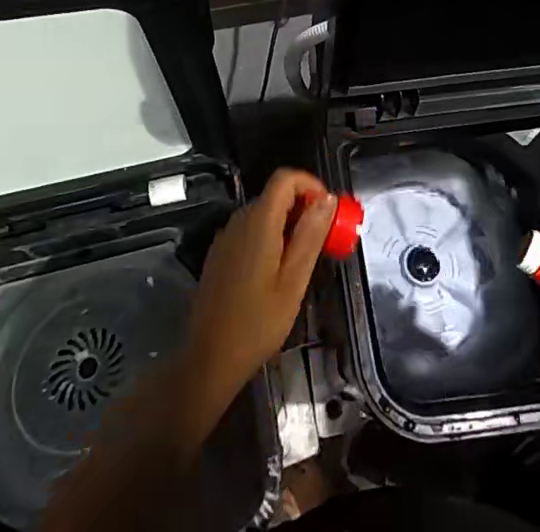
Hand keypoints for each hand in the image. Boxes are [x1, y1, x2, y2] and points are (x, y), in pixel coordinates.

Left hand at [180, 169, 336, 399]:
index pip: (285, 178)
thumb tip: (328, 200)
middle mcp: (238, 221)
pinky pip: (251, 231)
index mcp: (258, 223)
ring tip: (306, 259)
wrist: (208, 360)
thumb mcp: (294, 281)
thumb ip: (311, 235)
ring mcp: (226, 238)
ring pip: (264, 214)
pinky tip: (280, 271)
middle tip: (326, 240)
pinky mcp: (220, 254)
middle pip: (275, 195)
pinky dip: (272, 237)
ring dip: (290, 224)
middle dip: (305, 208)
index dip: (311, 185)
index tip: (330, 211)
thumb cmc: (257, 323)